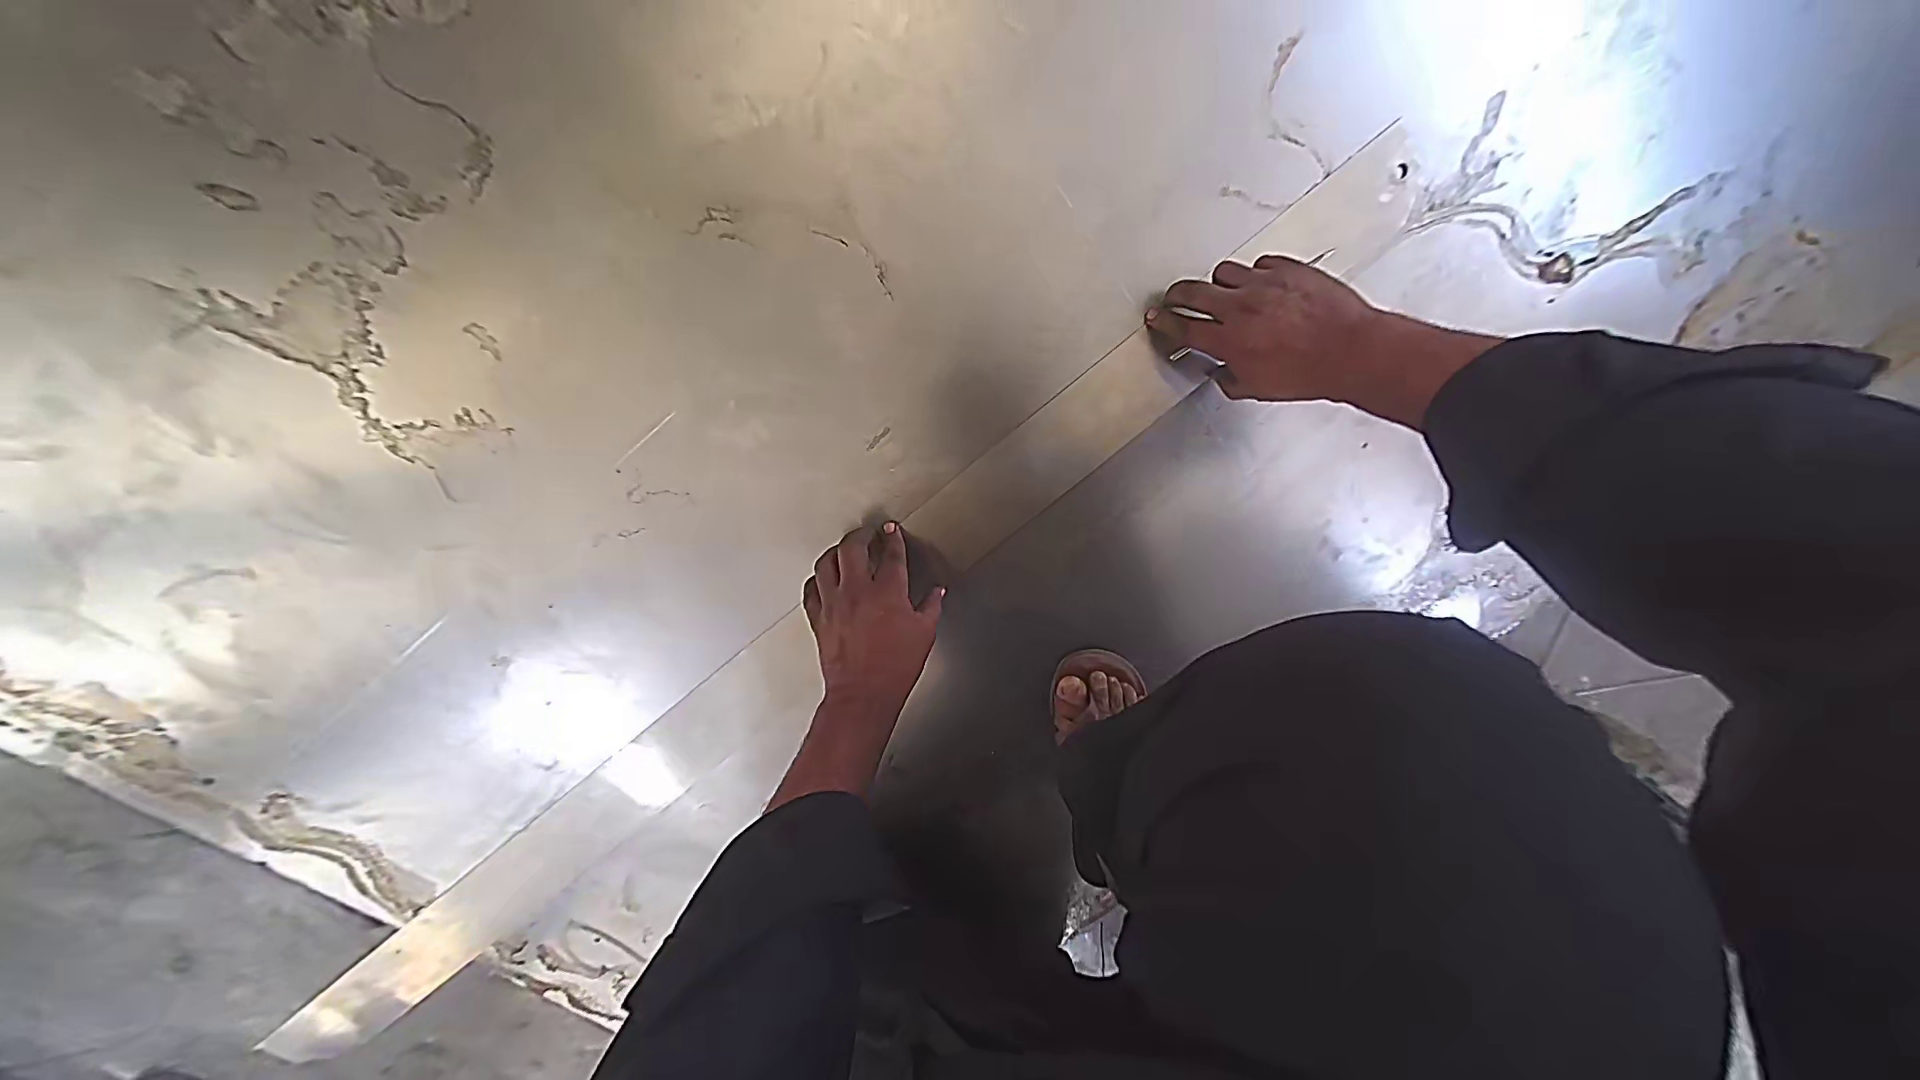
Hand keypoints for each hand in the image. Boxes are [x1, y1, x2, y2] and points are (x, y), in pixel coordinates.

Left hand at [802, 523, 944, 720]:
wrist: (864, 693)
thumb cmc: (894, 668)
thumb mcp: (924, 633)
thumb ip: (930, 607)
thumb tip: (936, 594)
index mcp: (887, 591)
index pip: (891, 554)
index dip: (893, 538)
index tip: (892, 531)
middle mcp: (857, 592)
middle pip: (852, 548)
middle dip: (861, 535)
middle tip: (868, 533)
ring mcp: (834, 604)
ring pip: (826, 563)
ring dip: (836, 552)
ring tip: (844, 549)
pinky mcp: (819, 619)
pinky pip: (811, 590)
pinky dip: (817, 579)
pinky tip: (822, 578)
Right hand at [1146, 255, 1501, 428]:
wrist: (1351, 350)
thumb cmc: (1309, 371)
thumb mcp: (1257, 387)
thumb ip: (1230, 377)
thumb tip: (1223, 373)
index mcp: (1228, 340)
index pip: (1182, 327)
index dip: (1163, 322)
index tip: (1156, 318)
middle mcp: (1241, 308)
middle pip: (1192, 292)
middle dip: (1177, 295)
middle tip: (1174, 298)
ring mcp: (1265, 284)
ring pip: (1224, 272)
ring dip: (1217, 284)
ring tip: (1223, 293)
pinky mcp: (1289, 269)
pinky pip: (1260, 264)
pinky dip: (1255, 274)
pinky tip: (1261, 286)